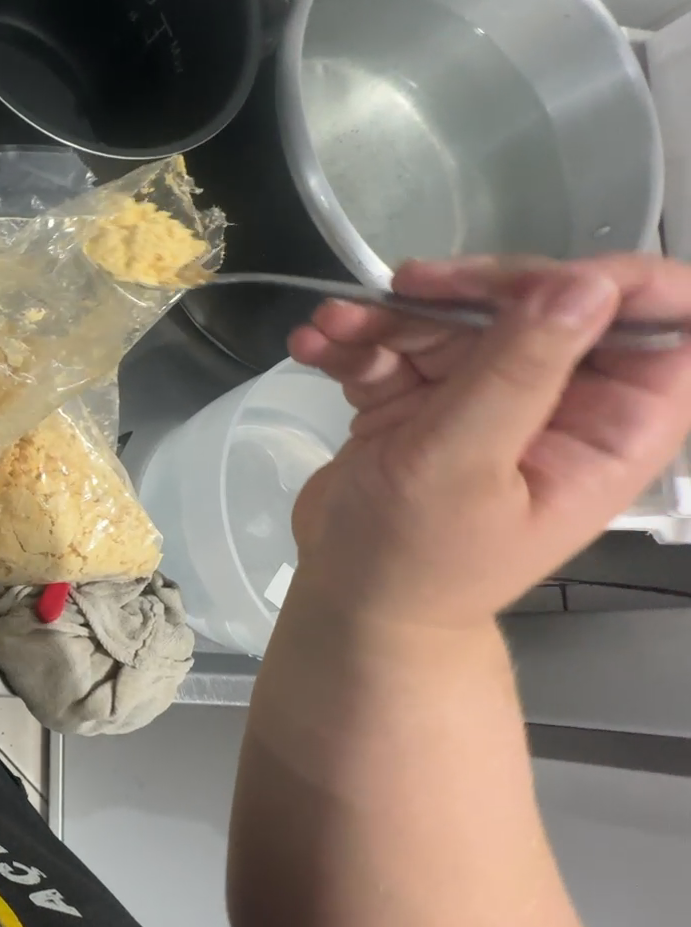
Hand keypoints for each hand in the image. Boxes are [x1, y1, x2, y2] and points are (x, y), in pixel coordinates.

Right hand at [287, 255, 690, 631]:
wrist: (350, 600)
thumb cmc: (416, 555)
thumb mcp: (462, 468)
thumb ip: (516, 378)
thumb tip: (583, 285)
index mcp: (610, 422)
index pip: (660, 322)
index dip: (607, 286)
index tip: (517, 286)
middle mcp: (554, 402)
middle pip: (535, 310)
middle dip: (465, 293)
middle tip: (401, 287)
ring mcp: (478, 404)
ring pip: (449, 327)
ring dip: (383, 319)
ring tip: (324, 326)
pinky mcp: (415, 409)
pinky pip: (390, 358)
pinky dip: (349, 347)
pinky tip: (310, 346)